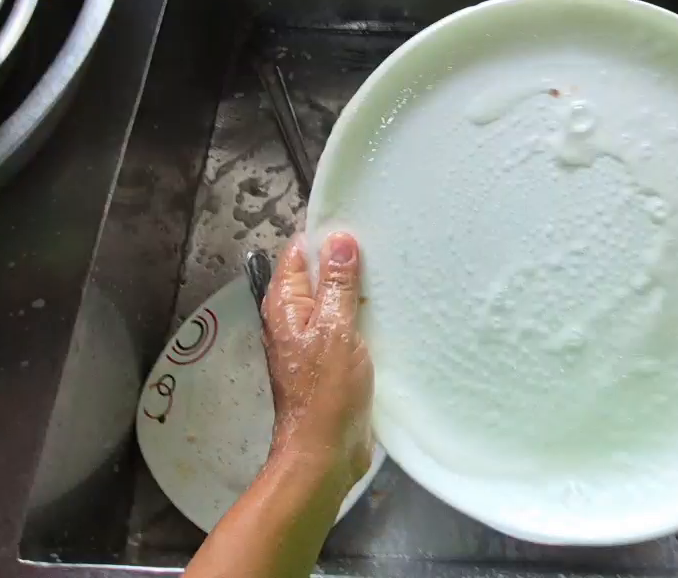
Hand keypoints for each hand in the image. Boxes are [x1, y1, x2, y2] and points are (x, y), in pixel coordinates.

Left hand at [261, 233, 374, 498]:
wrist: (325, 454)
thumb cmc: (326, 390)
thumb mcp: (336, 329)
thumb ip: (337, 283)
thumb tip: (338, 238)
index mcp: (285, 303)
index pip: (299, 250)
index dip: (327, 236)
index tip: (360, 224)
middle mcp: (293, 315)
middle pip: (319, 272)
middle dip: (347, 260)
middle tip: (384, 245)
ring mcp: (311, 336)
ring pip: (335, 297)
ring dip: (358, 288)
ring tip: (392, 270)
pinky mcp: (330, 356)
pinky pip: (345, 321)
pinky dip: (362, 312)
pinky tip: (387, 307)